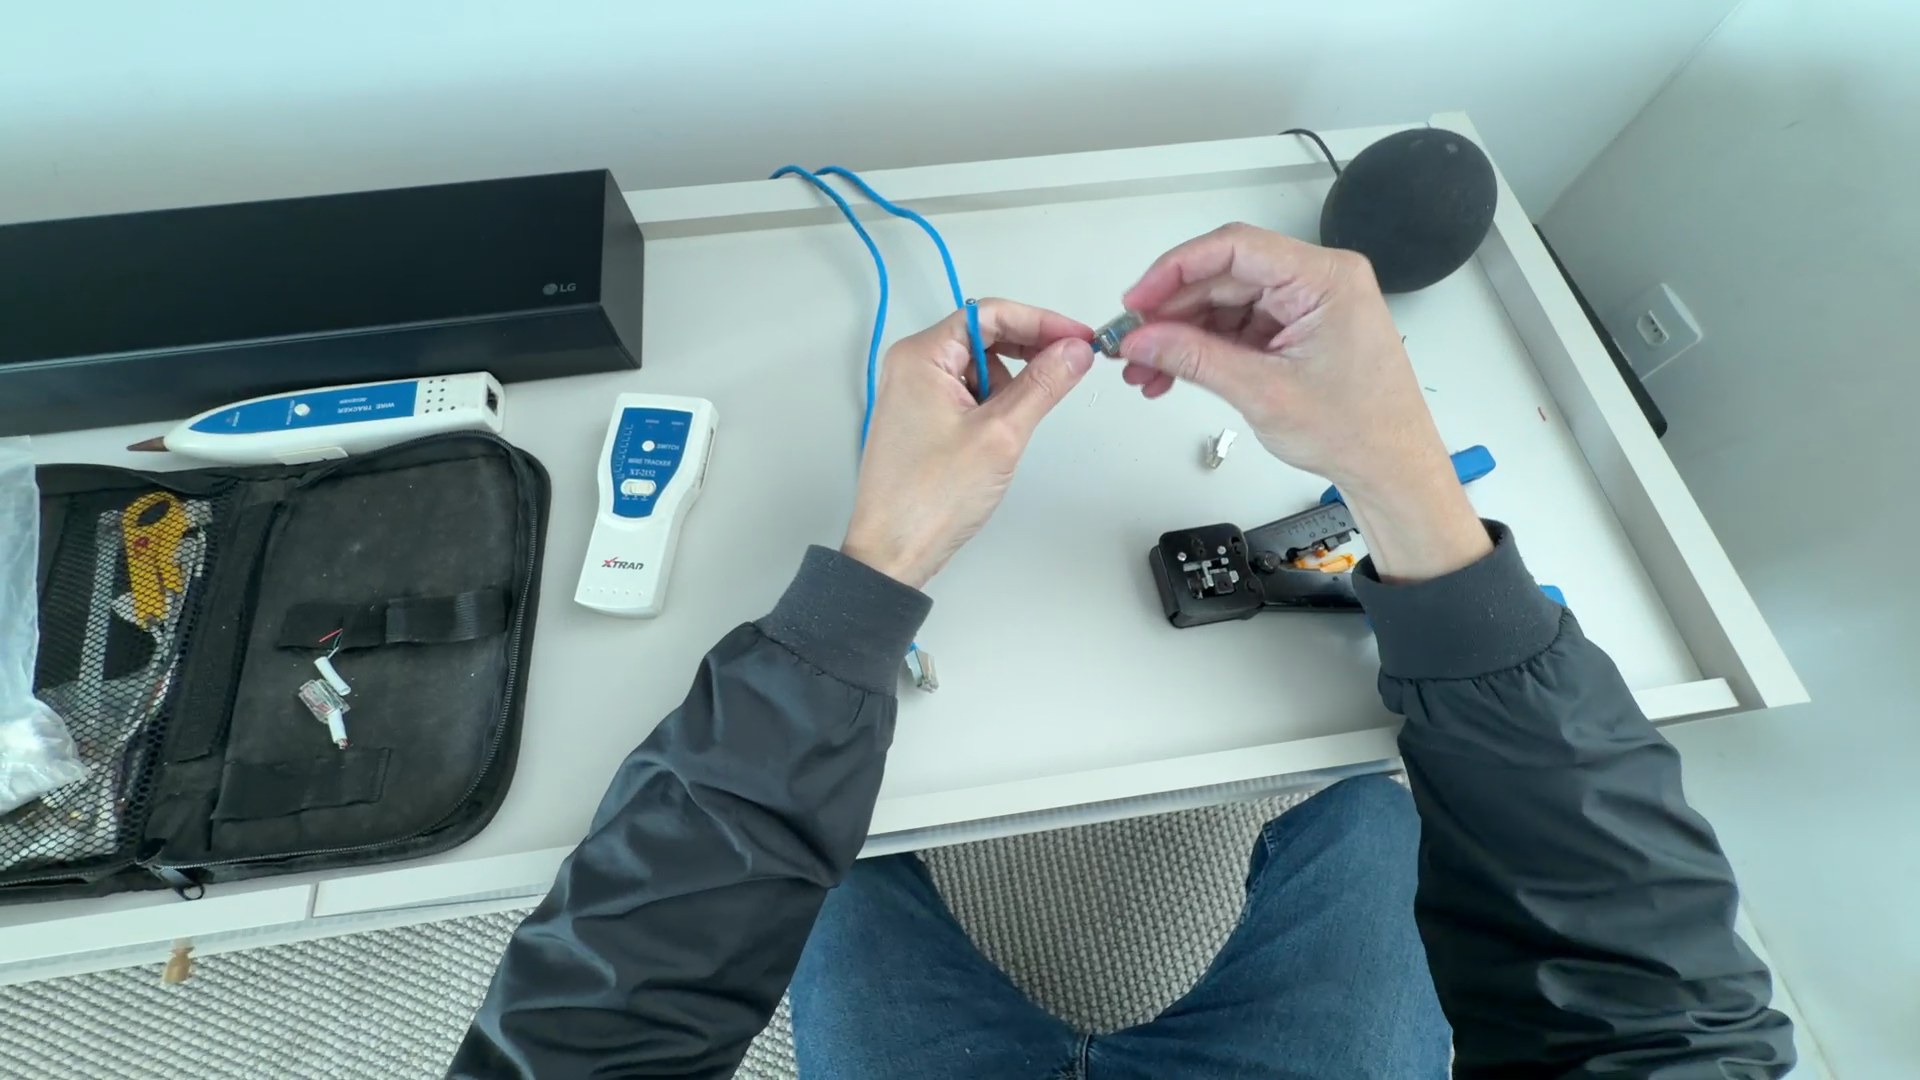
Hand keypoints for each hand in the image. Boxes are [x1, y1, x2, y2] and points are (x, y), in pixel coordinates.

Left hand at [841, 300, 1094, 588]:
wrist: (894, 552)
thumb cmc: (931, 499)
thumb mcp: (1000, 434)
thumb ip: (1043, 384)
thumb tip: (1075, 350)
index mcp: (921, 357)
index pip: (990, 314)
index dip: (1041, 321)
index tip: (1078, 338)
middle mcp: (911, 367)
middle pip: (983, 336)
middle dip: (1028, 351)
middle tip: (1068, 368)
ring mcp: (914, 395)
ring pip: (978, 369)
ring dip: (1009, 385)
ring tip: (1013, 427)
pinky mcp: (921, 420)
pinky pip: (966, 396)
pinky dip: (992, 406)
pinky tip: (999, 436)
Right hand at [1114, 223, 1488, 580]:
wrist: (1388, 467)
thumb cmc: (1355, 429)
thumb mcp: (1262, 392)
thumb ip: (1195, 359)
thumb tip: (1140, 340)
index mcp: (1323, 279)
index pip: (1234, 248)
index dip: (1174, 270)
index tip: (1135, 300)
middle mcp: (1314, 283)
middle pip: (1221, 278)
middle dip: (1169, 312)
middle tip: (1128, 342)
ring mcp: (1301, 309)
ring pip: (1220, 307)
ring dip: (1178, 337)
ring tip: (1143, 370)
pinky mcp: (1290, 333)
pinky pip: (1232, 331)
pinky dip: (1198, 352)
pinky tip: (1169, 375)